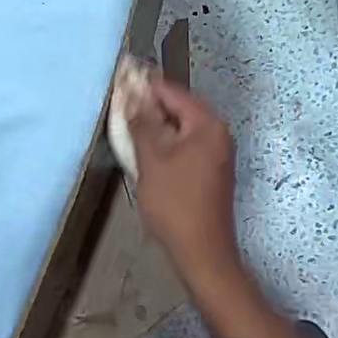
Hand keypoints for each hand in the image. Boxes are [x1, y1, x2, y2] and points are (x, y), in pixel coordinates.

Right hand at [126, 76, 242, 285]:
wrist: (200, 251)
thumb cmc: (175, 205)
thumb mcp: (150, 159)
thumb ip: (141, 121)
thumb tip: (132, 91)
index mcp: (209, 125)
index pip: (173, 92)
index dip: (143, 88)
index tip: (118, 87)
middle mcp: (219, 135)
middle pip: (178, 110)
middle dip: (148, 111)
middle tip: (119, 117)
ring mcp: (218, 155)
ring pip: (180, 132)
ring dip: (155, 133)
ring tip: (129, 140)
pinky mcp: (211, 173)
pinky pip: (185, 149)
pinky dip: (166, 150)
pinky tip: (146, 161)